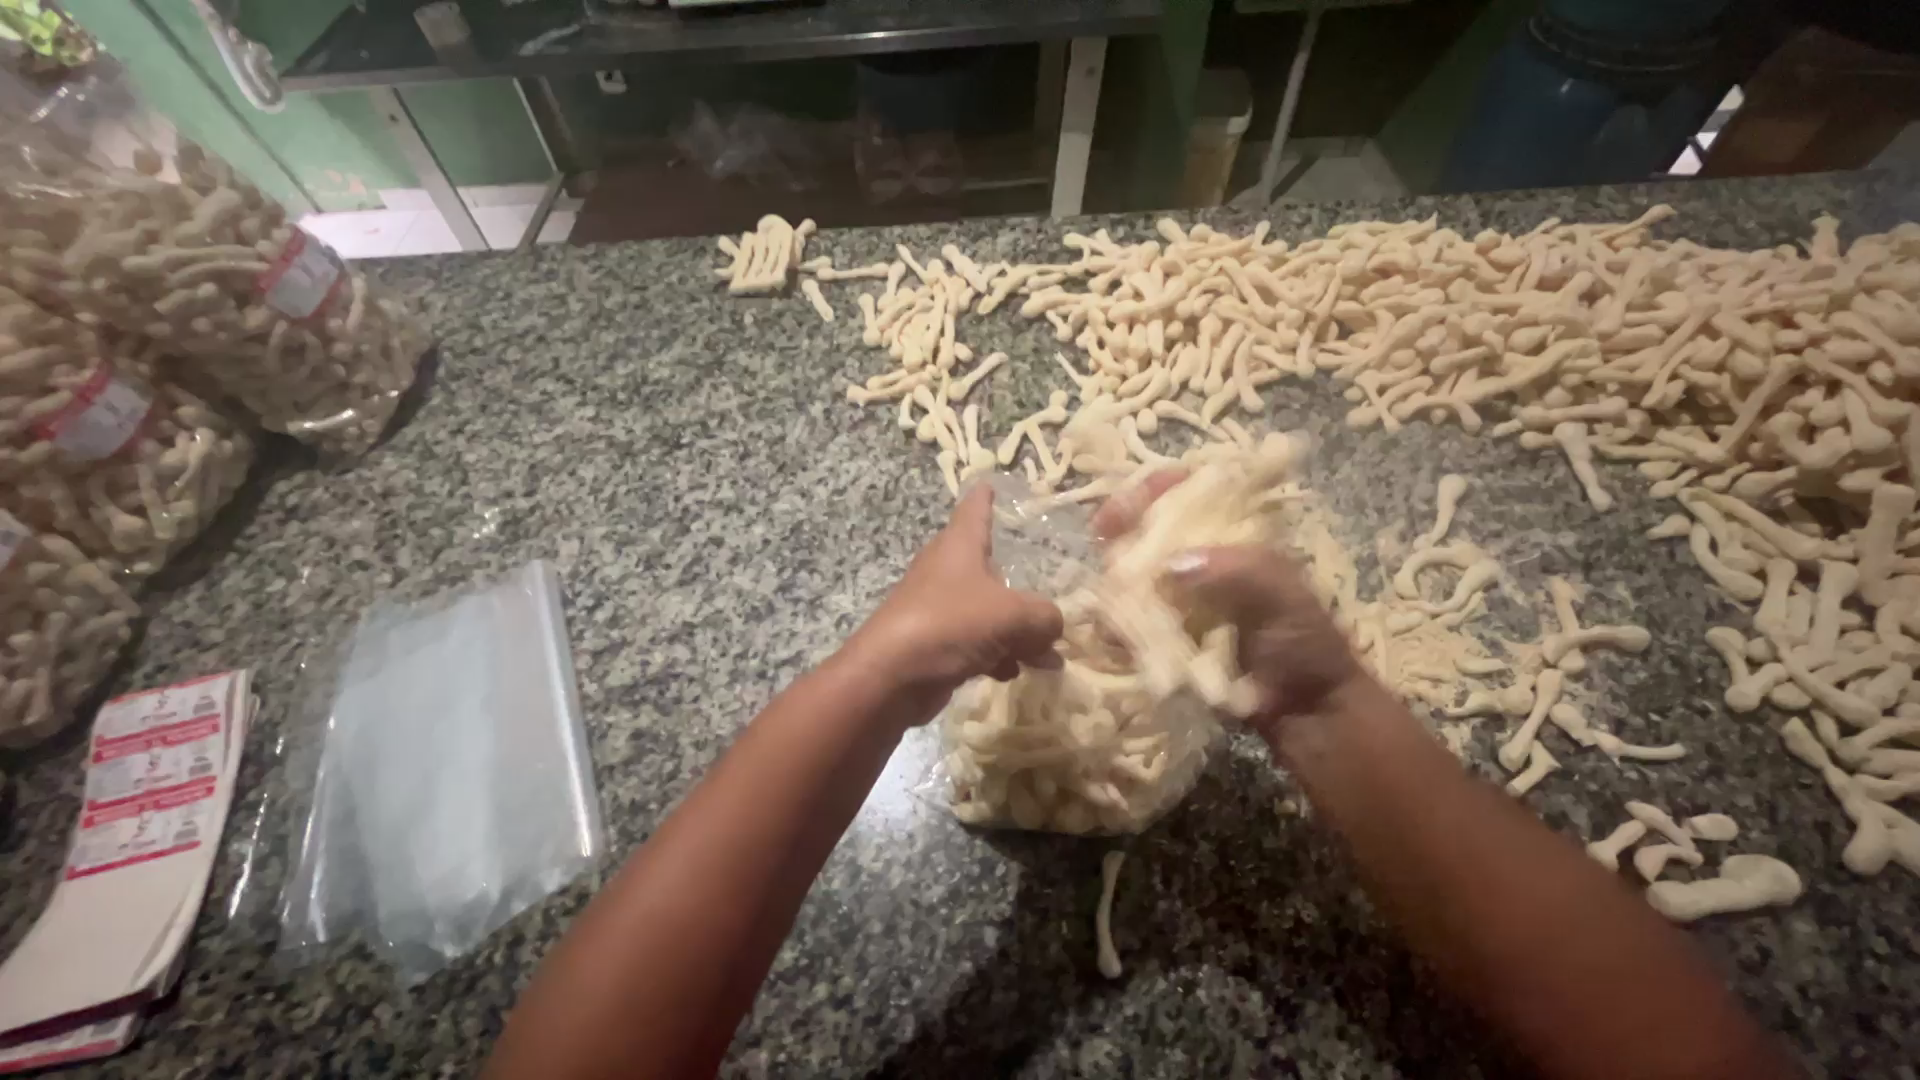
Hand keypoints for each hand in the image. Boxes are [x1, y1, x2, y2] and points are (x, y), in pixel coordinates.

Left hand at [843, 486, 1064, 710]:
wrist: (891, 676)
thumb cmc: (950, 624)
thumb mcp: (1012, 615)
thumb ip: (1043, 617)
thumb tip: (1053, 627)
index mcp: (959, 546)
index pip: (974, 509)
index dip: (985, 496)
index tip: (992, 482)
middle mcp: (946, 571)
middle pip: (986, 563)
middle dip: (1015, 575)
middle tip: (1048, 577)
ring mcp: (938, 609)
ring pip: (985, 609)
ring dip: (1015, 628)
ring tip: (1047, 649)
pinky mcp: (935, 645)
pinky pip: (975, 642)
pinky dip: (996, 654)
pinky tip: (1017, 672)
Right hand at [1093, 471, 1369, 733]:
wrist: (1308, 712)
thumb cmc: (1306, 647)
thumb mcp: (1286, 600)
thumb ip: (1239, 573)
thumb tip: (1172, 564)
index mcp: (1237, 536)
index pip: (1191, 491)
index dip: (1154, 490)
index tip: (1123, 509)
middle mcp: (1204, 559)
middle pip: (1149, 527)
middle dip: (1122, 532)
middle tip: (1101, 543)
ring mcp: (1184, 598)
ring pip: (1133, 573)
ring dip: (1115, 581)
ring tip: (1106, 599)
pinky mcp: (1169, 634)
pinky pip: (1130, 620)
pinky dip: (1116, 622)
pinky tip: (1112, 633)